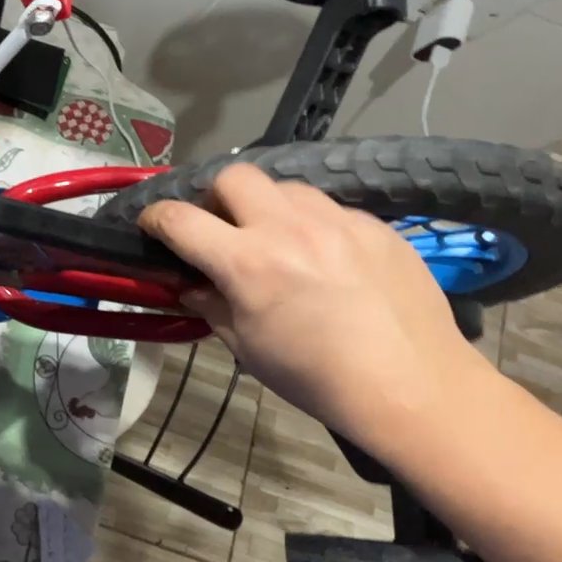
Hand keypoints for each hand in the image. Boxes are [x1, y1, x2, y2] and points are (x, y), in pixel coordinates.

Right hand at [137, 164, 491, 441]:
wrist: (410, 384)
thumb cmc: (313, 376)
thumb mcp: (244, 345)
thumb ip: (210, 304)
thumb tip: (191, 284)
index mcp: (247, 263)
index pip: (180, 219)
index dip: (155, 218)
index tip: (151, 225)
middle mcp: (290, 229)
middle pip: (234, 176)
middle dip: (215, 197)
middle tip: (220, 228)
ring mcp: (339, 222)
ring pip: (286, 187)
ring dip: (266, 206)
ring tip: (274, 239)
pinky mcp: (376, 227)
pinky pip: (331, 209)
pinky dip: (312, 225)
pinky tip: (323, 259)